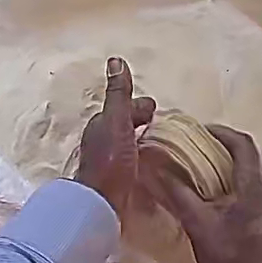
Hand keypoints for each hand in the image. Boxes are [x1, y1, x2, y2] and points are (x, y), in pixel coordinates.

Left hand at [72, 58, 156, 216]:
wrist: (101, 202)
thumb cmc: (110, 159)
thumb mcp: (117, 121)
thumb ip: (119, 94)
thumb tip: (115, 61)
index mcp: (102, 124)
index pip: (123, 109)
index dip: (139, 106)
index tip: (155, 108)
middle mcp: (101, 140)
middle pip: (124, 124)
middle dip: (140, 120)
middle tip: (159, 123)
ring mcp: (107, 160)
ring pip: (127, 142)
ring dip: (140, 138)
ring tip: (158, 141)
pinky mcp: (114, 178)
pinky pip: (130, 159)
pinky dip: (140, 154)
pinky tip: (149, 161)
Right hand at [146, 126, 261, 262]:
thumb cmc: (222, 255)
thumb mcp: (195, 221)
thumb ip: (176, 190)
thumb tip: (153, 166)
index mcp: (255, 187)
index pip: (242, 145)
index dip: (221, 132)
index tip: (199, 130)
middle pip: (248, 153)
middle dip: (222, 143)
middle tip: (197, 142)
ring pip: (250, 166)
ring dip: (228, 158)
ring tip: (202, 158)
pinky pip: (252, 179)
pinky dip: (234, 172)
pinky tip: (215, 180)